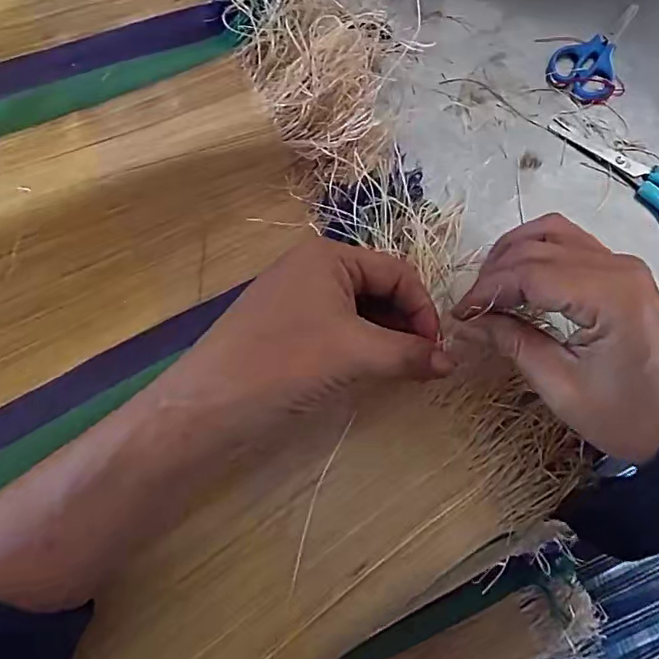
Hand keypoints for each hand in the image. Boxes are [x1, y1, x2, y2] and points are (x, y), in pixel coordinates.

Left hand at [0, 237, 448, 611]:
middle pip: (378, 288)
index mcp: (329, 255)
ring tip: (399, 372)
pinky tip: (365, 373)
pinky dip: (358, 346)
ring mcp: (294, 295)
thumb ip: (409, 353)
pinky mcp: (283, 325)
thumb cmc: (285, 363)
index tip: (439, 354)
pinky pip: (334, 326)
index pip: (397, 272)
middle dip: (405, 324)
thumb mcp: (356, 354)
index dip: (424, 310)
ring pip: (357, 310)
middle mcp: (311, 266)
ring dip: (384, 338)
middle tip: (422, 366)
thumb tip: (451, 362)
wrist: (207, 403)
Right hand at [451, 214, 658, 463]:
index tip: (461, 314)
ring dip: (510, 253)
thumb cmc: (626, 415)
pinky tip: (516, 275)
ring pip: (549, 231)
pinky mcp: (618, 267)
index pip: (531, 273)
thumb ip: (513, 343)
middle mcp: (618, 266)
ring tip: (489, 288)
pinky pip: (566, 239)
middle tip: (471, 309)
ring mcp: (620, 262)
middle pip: (536, 248)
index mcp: (611, 295)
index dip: (488, 290)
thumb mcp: (562, 388)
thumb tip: (466, 324)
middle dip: (494, 274)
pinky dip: (533, 249)